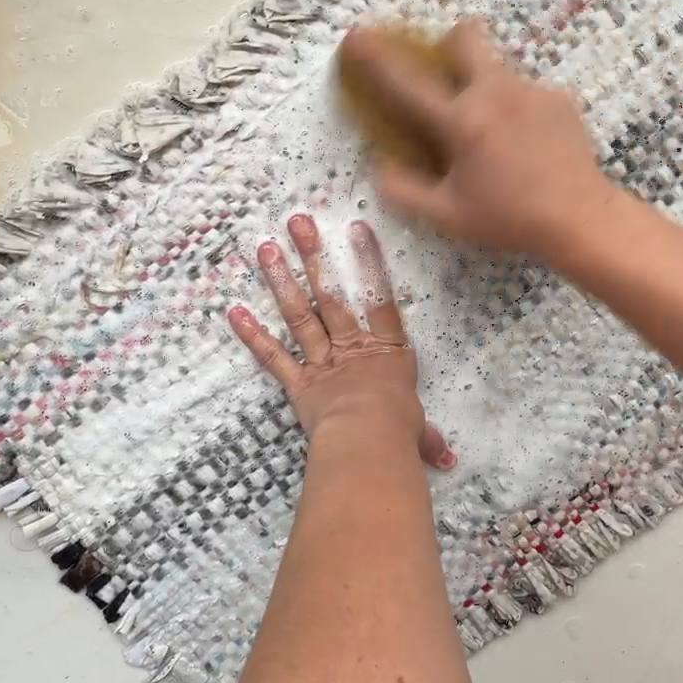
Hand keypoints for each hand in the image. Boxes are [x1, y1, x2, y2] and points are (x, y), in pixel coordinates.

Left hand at [229, 214, 453, 468]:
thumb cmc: (398, 429)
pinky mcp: (297, 383)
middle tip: (297, 222)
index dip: (369, 262)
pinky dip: (253, 336)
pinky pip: (272, 357)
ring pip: (299, 315)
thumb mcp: (418, 432)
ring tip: (266, 249)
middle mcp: (352, 348)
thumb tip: (447, 460)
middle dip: (313, 256)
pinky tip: (235, 312)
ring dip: (282, 281)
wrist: (367, 440)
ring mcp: (321, 362)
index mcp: (387, 352)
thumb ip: (425, 437)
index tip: (356, 228)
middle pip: (330, 295)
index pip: (380, 299)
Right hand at [339, 19, 623, 261]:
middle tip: (451, 79)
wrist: (582, 218)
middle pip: (466, 36)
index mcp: (461, 121)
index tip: (356, 35)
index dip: (377, 58)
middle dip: (451, 44)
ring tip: (499, 136)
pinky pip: (527, 92)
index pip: (408, 83)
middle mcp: (495, 92)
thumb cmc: (510, 219)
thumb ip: (405, 191)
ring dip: (487, 88)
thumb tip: (380, 167)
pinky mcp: (560, 97)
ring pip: (498, 68)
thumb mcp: (448, 216)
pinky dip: (518, 110)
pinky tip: (529, 145)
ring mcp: (532, 90)